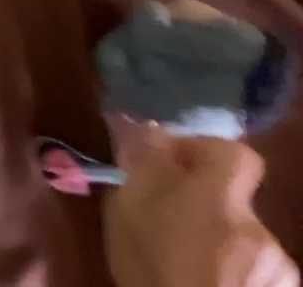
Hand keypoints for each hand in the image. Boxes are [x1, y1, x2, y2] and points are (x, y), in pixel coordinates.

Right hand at [106, 131, 296, 286]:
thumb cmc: (150, 266)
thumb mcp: (125, 212)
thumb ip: (145, 170)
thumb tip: (155, 133)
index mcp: (217, 201)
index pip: (236, 153)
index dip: (204, 148)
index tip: (171, 158)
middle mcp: (258, 227)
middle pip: (230, 194)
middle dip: (195, 195)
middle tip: (157, 211)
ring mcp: (279, 263)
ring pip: (239, 227)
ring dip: (210, 228)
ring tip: (177, 248)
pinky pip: (254, 258)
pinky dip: (228, 257)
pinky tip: (201, 273)